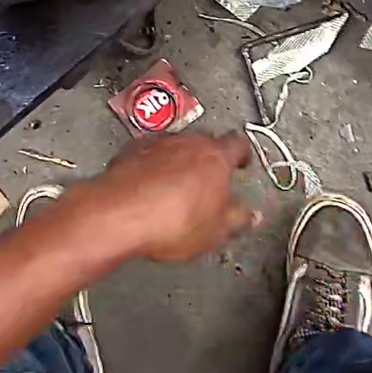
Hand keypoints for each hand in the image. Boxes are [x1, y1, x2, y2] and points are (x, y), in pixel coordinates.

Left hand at [71, 132, 258, 261]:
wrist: (121, 213)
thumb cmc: (171, 219)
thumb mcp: (216, 231)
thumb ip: (238, 218)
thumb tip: (250, 215)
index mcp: (216, 156)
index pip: (238, 144)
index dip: (242, 153)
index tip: (242, 161)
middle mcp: (188, 141)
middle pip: (205, 142)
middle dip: (208, 159)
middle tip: (209, 181)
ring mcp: (158, 143)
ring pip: (176, 147)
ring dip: (178, 162)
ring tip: (176, 189)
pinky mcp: (131, 150)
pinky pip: (149, 155)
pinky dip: (153, 167)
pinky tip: (150, 188)